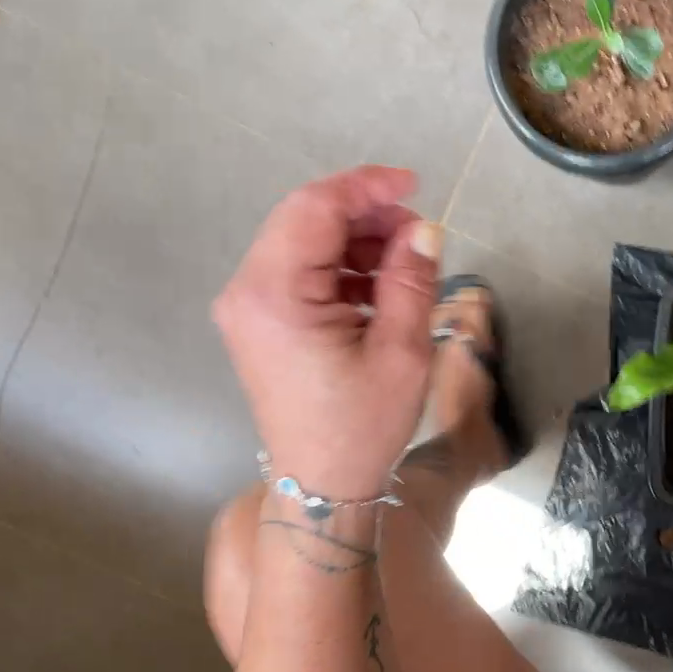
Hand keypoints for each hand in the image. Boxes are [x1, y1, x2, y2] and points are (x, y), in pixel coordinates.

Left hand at [214, 166, 441, 500]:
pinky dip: (342, 271)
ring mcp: (248, 307)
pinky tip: (380, 290)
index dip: (366, 187)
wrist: (324, 484)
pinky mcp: (260, 323)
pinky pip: (301, 275)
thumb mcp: (402, 351)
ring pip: (304, 246)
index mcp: (275, 293)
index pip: (315, 208)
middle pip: (305, 222)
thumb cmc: (364, 424)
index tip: (415, 186)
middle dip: (365, 217)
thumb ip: (411, 281)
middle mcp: (248, 290)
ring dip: (357, 244)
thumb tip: (425, 230)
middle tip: (421, 236)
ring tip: (408, 266)